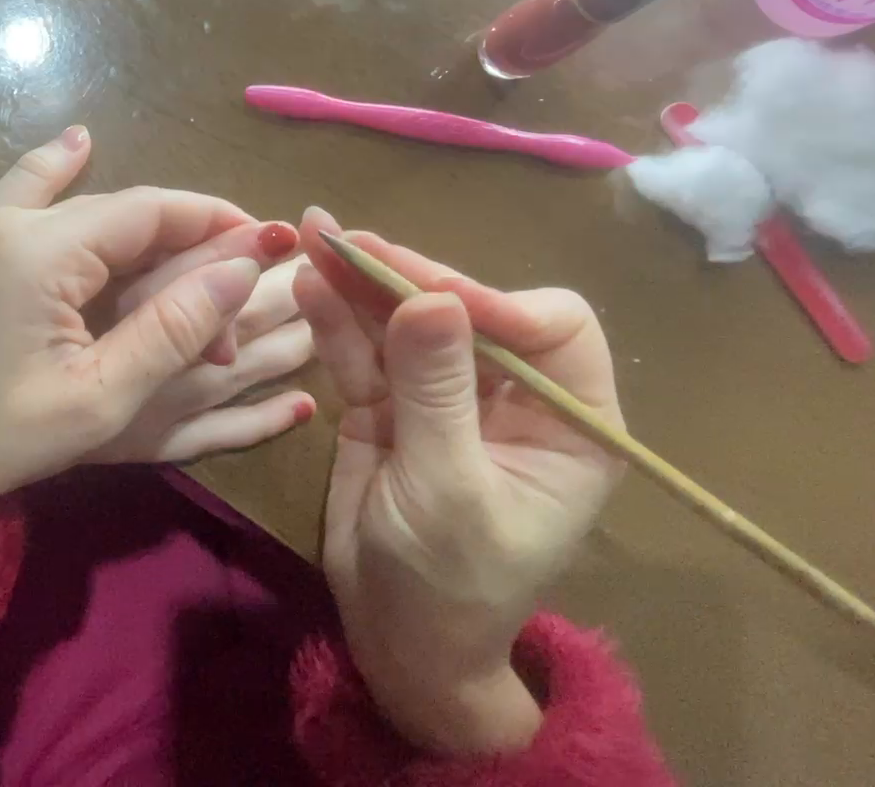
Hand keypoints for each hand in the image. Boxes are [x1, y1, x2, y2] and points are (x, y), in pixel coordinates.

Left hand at [0, 128, 310, 553]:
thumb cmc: (5, 438)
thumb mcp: (101, 396)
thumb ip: (174, 327)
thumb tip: (242, 266)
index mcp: (41, 253)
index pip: (150, 211)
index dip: (216, 223)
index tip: (270, 247)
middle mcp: (15, 223)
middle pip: (126, 214)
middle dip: (187, 254)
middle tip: (224, 315)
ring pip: (93, 215)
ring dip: (147, 247)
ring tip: (187, 298)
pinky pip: (30, 194)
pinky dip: (60, 172)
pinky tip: (77, 144)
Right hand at [293, 207, 626, 754]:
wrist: (394, 637)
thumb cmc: (449, 582)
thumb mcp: (448, 491)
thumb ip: (436, 393)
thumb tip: (431, 298)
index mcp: (565, 421)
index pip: (550, 330)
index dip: (493, 301)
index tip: (425, 297)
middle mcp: (505, 395)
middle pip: (462, 311)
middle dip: (405, 276)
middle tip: (344, 237)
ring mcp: (437, 395)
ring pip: (401, 323)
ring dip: (358, 283)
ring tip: (313, 238)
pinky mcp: (382, 404)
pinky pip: (361, 352)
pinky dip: (334, 319)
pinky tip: (308, 282)